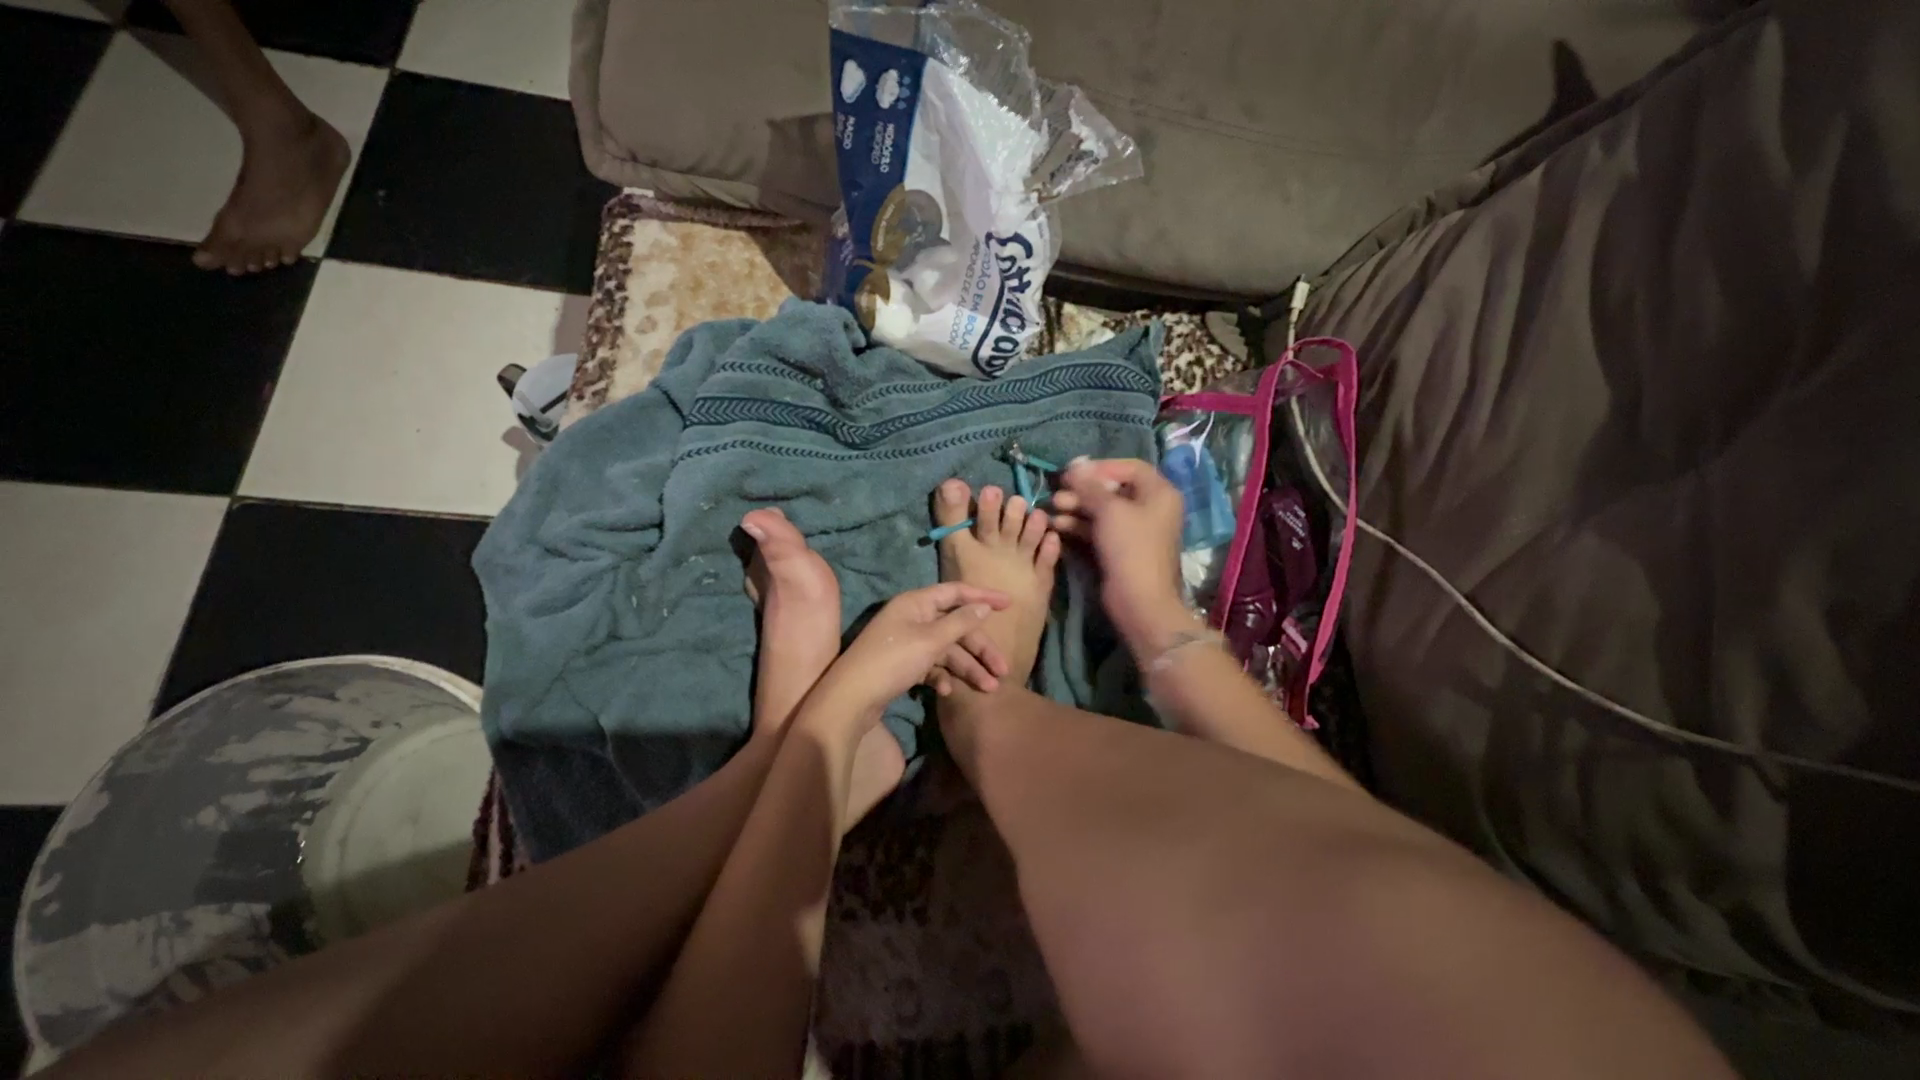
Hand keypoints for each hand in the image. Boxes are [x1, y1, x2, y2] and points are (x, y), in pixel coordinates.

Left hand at [812, 584, 1011, 719]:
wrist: (851, 700)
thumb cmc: (891, 662)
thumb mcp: (930, 640)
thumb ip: (960, 622)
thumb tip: (983, 606)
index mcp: (916, 603)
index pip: (956, 592)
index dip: (983, 596)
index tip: (1010, 604)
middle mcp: (912, 618)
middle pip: (955, 626)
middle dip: (980, 649)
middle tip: (1003, 670)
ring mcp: (907, 643)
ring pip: (946, 650)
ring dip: (967, 668)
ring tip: (988, 689)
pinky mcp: (903, 666)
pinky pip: (931, 666)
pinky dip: (942, 677)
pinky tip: (948, 692)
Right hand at [1049, 458, 1193, 646]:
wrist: (1139, 601)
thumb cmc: (1131, 548)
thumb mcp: (1110, 511)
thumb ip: (1091, 486)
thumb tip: (1075, 465)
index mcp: (1159, 493)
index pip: (1129, 467)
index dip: (1100, 467)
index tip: (1073, 472)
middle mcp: (1150, 508)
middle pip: (1113, 490)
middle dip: (1083, 491)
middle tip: (1057, 492)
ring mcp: (1135, 530)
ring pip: (1103, 511)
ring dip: (1076, 507)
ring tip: (1053, 508)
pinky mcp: (1121, 549)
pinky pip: (1099, 529)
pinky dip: (1080, 525)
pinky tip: (1057, 525)